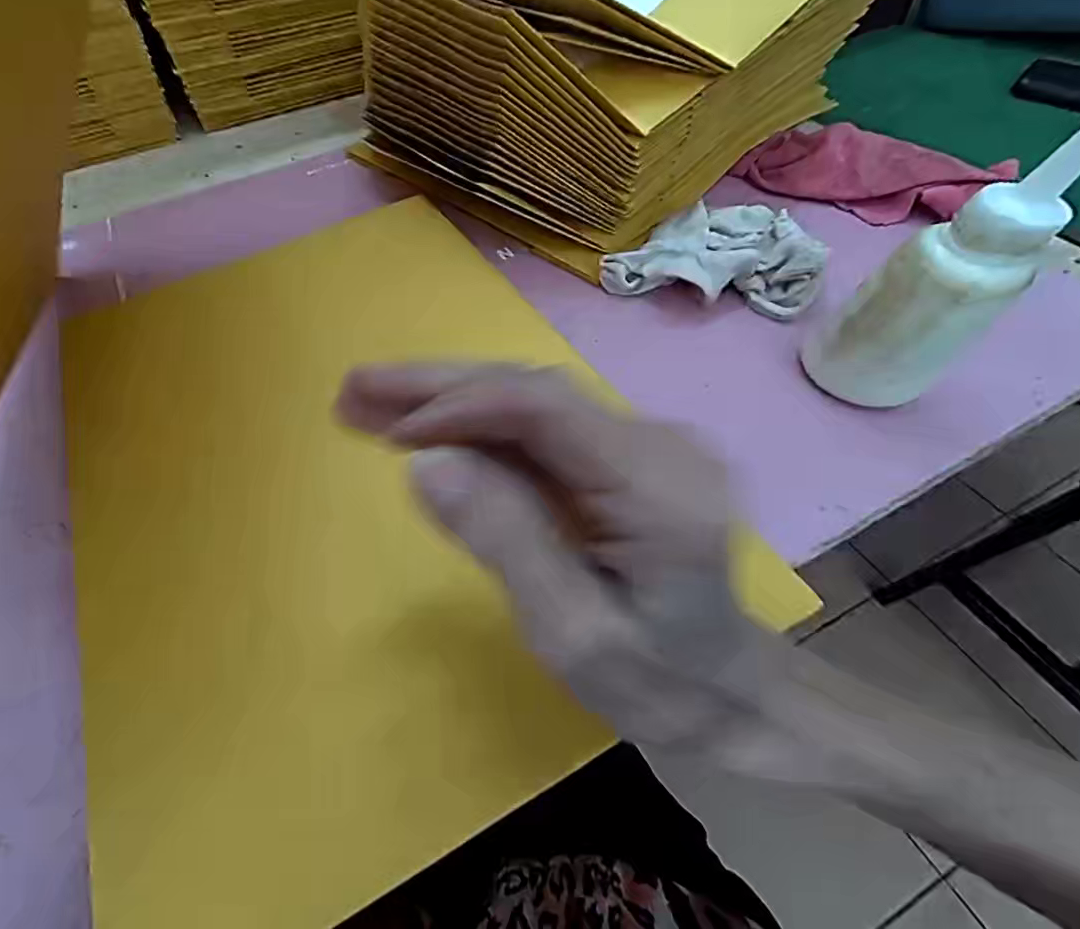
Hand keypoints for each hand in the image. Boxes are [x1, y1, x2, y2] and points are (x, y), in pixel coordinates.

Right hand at [337, 363, 786, 757]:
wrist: (725, 692)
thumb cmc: (654, 681)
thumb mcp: (571, 634)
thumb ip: (504, 539)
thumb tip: (424, 461)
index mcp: (658, 486)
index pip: (546, 410)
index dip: (460, 406)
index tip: (390, 433)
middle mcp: (656, 442)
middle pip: (531, 390)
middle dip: (436, 386)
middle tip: (354, 388)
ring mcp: (640, 441)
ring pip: (526, 400)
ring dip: (443, 398)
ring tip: (365, 402)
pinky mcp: (618, 452)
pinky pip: (533, 426)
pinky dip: (470, 424)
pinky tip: (418, 425)